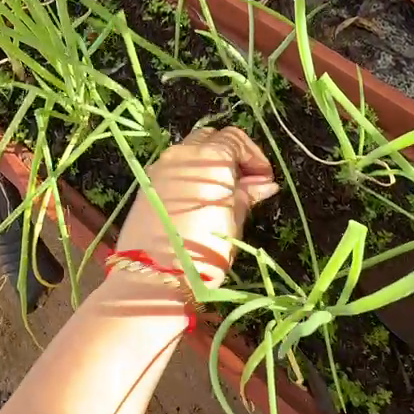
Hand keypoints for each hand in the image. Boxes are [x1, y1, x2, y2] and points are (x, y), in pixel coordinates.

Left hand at [113, 126, 279, 284]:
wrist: (154, 276)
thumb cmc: (204, 249)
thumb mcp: (233, 221)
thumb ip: (246, 194)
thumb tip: (264, 183)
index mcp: (209, 157)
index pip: (235, 138)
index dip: (254, 155)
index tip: (264, 179)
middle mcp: (183, 153)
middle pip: (211, 138)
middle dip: (231, 154)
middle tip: (247, 182)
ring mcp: (162, 165)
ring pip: (191, 150)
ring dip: (210, 162)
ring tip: (225, 193)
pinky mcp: (148, 182)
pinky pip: (175, 166)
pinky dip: (192, 173)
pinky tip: (201, 198)